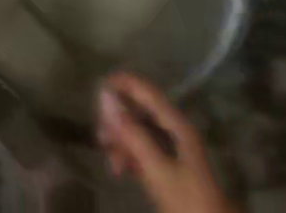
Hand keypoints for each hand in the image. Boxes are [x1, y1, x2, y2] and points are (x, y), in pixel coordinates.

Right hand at [97, 73, 233, 212]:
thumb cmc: (189, 204)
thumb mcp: (157, 169)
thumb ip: (131, 132)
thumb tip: (104, 94)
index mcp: (178, 125)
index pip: (145, 90)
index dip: (121, 83)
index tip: (96, 91)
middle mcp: (176, 131)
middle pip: (140, 111)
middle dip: (118, 119)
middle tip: (100, 135)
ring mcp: (174, 151)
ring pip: (140, 132)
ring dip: (121, 140)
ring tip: (109, 158)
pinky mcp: (172, 169)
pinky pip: (144, 150)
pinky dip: (130, 156)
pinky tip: (119, 170)